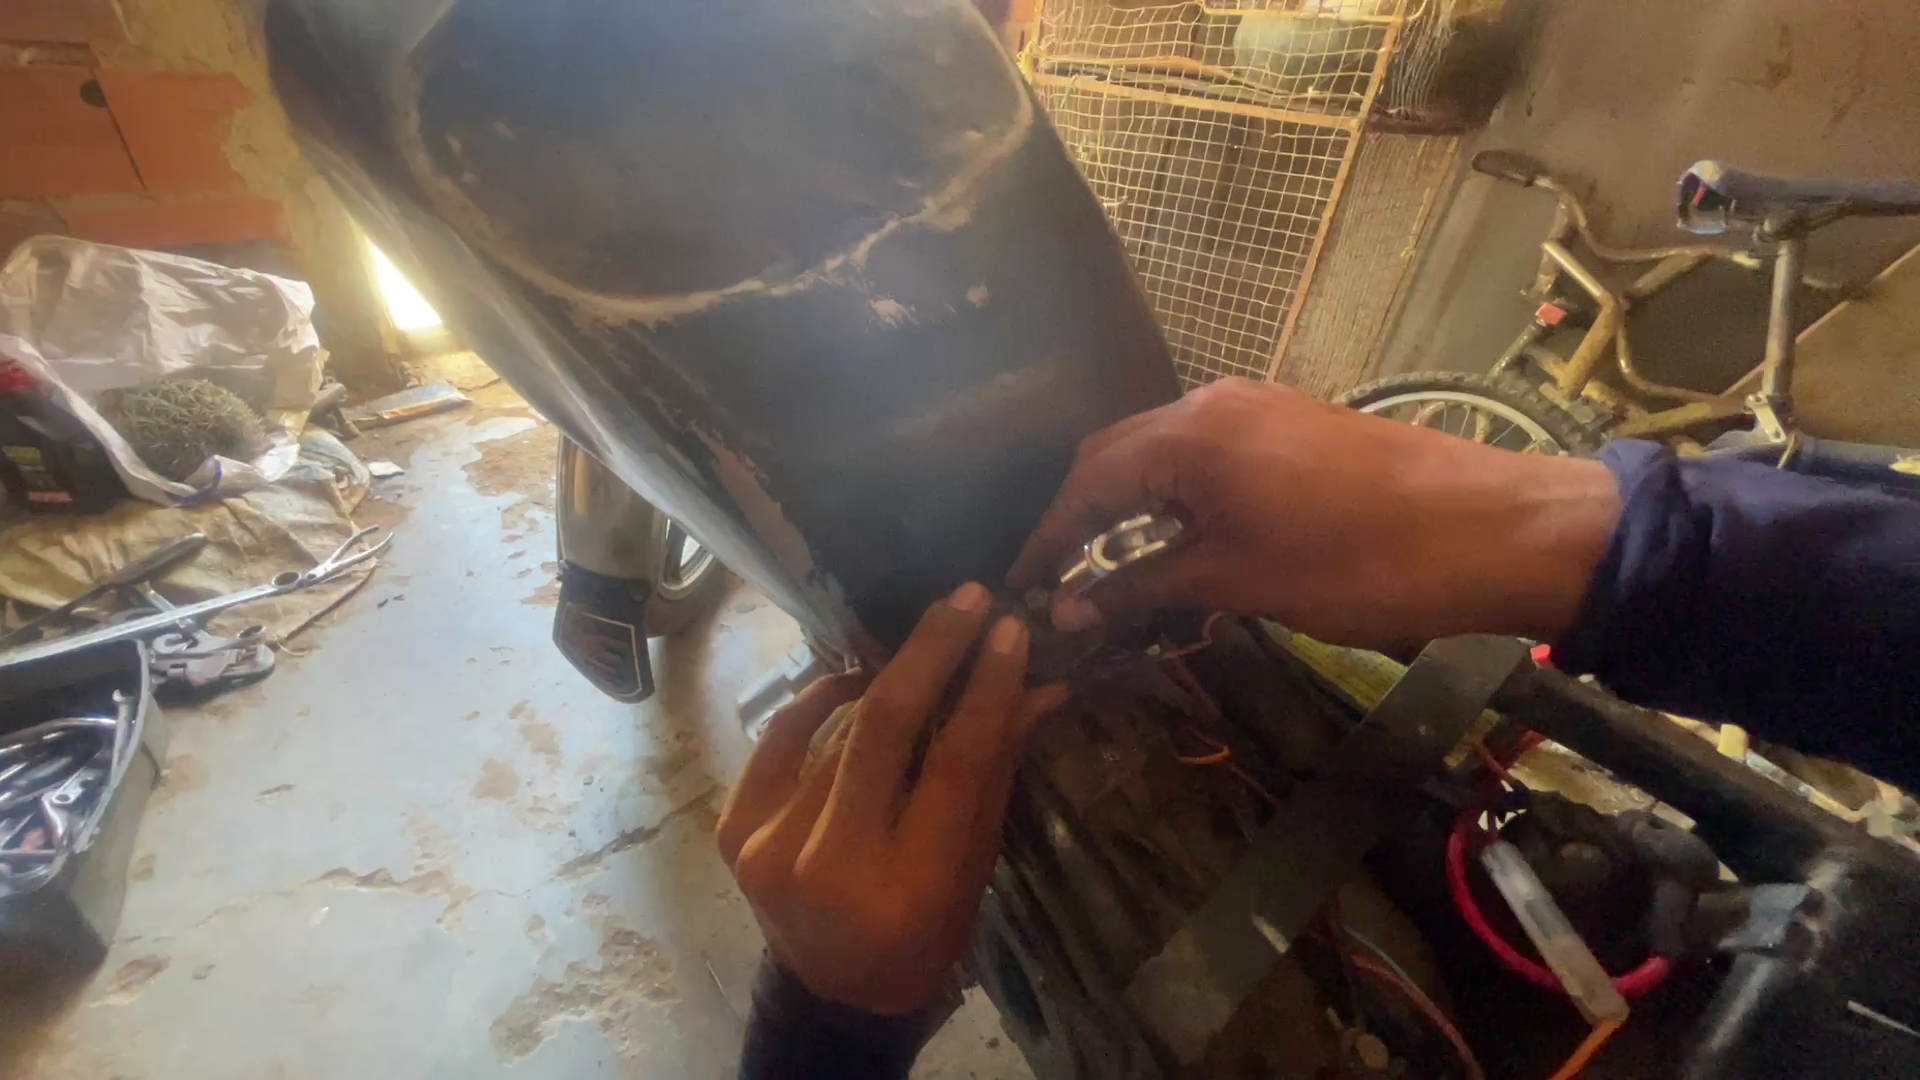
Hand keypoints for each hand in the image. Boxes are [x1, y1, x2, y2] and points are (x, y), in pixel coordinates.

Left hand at [716, 583, 1069, 1014]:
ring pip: (840, 728)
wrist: (835, 988)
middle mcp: (830, 866)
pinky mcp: (734, 829)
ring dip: (888, 674)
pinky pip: (780, 735)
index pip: (956, 763)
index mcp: (908, 889)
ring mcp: (768, 845)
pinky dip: (818, 696)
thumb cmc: (925, 931)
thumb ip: (998, 769)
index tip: (1010, 630)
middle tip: (967, 598)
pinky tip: (853, 678)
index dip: (986, 687)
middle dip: (930, 649)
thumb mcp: (975, 862)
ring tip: (927, 636)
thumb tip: (1040, 684)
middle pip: (884, 728)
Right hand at [1007, 378, 1621, 649]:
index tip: (1019, 583)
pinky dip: (1166, 493)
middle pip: (1112, 457)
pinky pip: (1196, 452)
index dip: (1048, 539)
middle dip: (1078, 516)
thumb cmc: (1356, 563)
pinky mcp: (1281, 421)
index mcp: (1186, 436)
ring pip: (1154, 452)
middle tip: (1059, 574)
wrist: (1498, 528)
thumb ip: (1140, 584)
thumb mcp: (1236, 580)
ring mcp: (1248, 405)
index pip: (1086, 485)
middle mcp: (1207, 403)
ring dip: (1123, 504)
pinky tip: (1169, 530)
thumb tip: (1068, 608)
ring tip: (1105, 560)